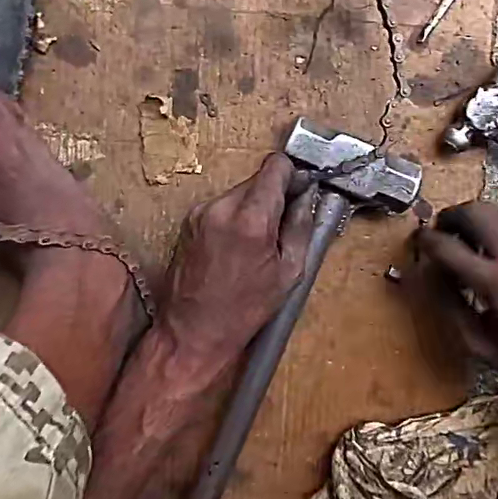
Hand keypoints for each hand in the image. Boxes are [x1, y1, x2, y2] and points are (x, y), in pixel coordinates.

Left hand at [155, 152, 317, 370]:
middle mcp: (222, 208)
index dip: (293, 175)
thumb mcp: (289, 272)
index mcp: (250, 219)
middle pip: (259, 178)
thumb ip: (301, 225)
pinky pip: (224, 205)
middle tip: (284, 224)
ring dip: (255, 207)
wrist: (191, 332)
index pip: (276, 166)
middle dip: (275, 195)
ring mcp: (202, 212)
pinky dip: (236, 217)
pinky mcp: (190, 219)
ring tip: (260, 243)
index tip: (301, 190)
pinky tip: (239, 246)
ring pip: (241, 191)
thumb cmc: (242, 311)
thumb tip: (307, 196)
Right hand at [414, 202, 497, 380]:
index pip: (449, 247)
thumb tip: (428, 270)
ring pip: (495, 212)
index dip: (427, 241)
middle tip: (442, 231)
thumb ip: (449, 302)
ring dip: (475, 222)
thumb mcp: (480, 342)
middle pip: (474, 211)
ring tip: (469, 243)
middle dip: (450, 216)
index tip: (419, 240)